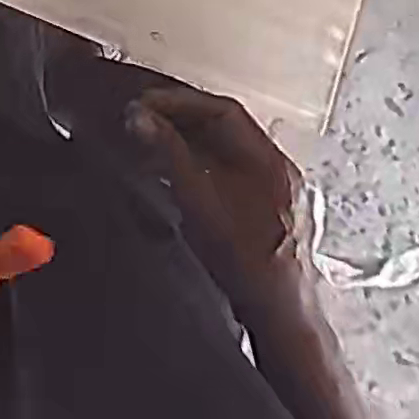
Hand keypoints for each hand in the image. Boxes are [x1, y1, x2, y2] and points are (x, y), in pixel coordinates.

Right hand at [126, 86, 302, 273]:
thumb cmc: (242, 258)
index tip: (149, 103)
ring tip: (155, 138)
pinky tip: (177, 170)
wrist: (279, 316)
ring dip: (190, 138)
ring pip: (228, 148)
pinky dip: (201, 160)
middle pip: (226, 127)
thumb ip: (168, 153)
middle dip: (183, 116)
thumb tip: (138, 115)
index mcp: (268, 159)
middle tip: (147, 115)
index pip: (223, 111)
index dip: (182, 102)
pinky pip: (231, 168)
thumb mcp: (198, 199)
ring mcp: (277, 189)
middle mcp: (277, 167)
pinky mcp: (269, 209)